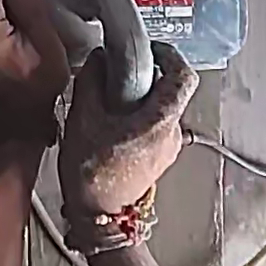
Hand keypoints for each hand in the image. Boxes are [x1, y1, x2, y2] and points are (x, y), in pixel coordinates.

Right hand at [59, 41, 197, 215]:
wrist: (97, 217)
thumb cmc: (92, 173)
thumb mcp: (82, 119)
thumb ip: (91, 81)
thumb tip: (98, 59)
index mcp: (161, 121)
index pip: (183, 76)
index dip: (168, 54)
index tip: (147, 48)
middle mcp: (173, 134)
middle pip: (168, 92)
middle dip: (143, 78)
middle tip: (115, 76)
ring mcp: (168, 149)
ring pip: (158, 111)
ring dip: (136, 100)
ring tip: (105, 104)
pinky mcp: (158, 159)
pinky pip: (152, 128)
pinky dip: (135, 118)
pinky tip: (108, 126)